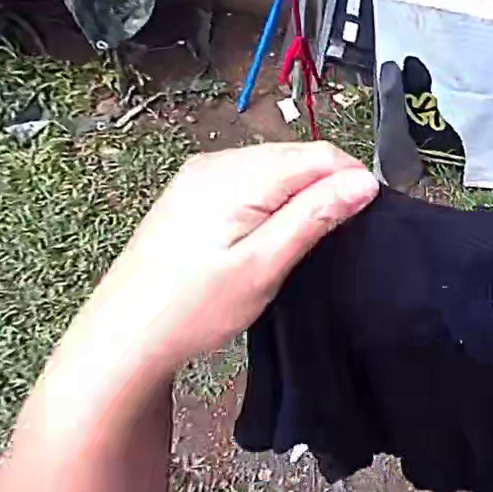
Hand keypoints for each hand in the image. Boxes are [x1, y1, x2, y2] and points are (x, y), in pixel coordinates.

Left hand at [57, 142, 378, 389]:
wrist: (122, 337)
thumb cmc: (193, 308)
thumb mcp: (263, 265)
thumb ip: (314, 217)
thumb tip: (365, 182)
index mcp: (236, 174)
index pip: (319, 154)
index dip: (353, 179)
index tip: (370, 217)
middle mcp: (217, 162)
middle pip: (296, 156)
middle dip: (328, 186)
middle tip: (340, 235)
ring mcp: (201, 175)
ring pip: (276, 167)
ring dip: (303, 193)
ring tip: (310, 238)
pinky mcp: (193, 192)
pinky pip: (251, 180)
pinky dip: (275, 198)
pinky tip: (274, 231)